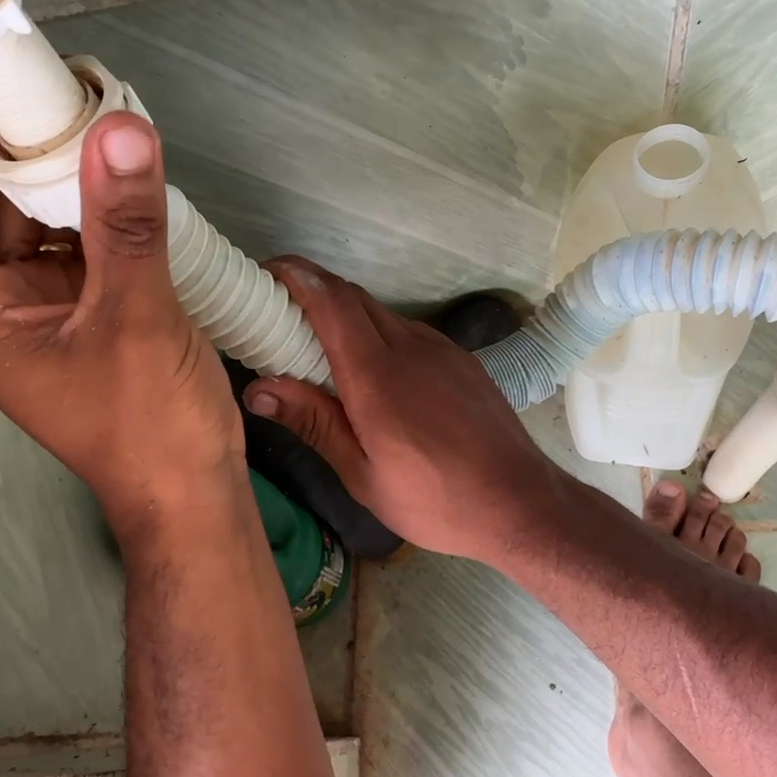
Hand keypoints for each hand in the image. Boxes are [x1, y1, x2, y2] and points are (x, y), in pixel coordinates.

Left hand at [0, 97, 241, 515]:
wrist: (193, 492)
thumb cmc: (148, 421)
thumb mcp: (136, 317)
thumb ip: (125, 223)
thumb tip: (121, 126)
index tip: (11, 80)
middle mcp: (3, 307)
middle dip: (30, 152)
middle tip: (73, 93)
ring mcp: (51, 310)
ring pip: (46, 225)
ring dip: (72, 179)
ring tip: (107, 123)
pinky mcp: (96, 314)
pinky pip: (87, 246)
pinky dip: (104, 212)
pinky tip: (132, 179)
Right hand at [241, 257, 570, 563]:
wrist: (519, 502)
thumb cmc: (434, 500)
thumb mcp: (363, 474)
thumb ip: (313, 422)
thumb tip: (257, 387)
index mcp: (377, 374)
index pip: (329, 300)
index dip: (293, 276)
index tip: (261, 274)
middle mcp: (409, 346)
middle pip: (351, 297)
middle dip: (310, 292)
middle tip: (275, 316)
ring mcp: (440, 349)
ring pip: (381, 314)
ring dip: (344, 315)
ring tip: (316, 348)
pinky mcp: (459, 360)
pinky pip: (407, 332)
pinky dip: (376, 334)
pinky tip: (370, 373)